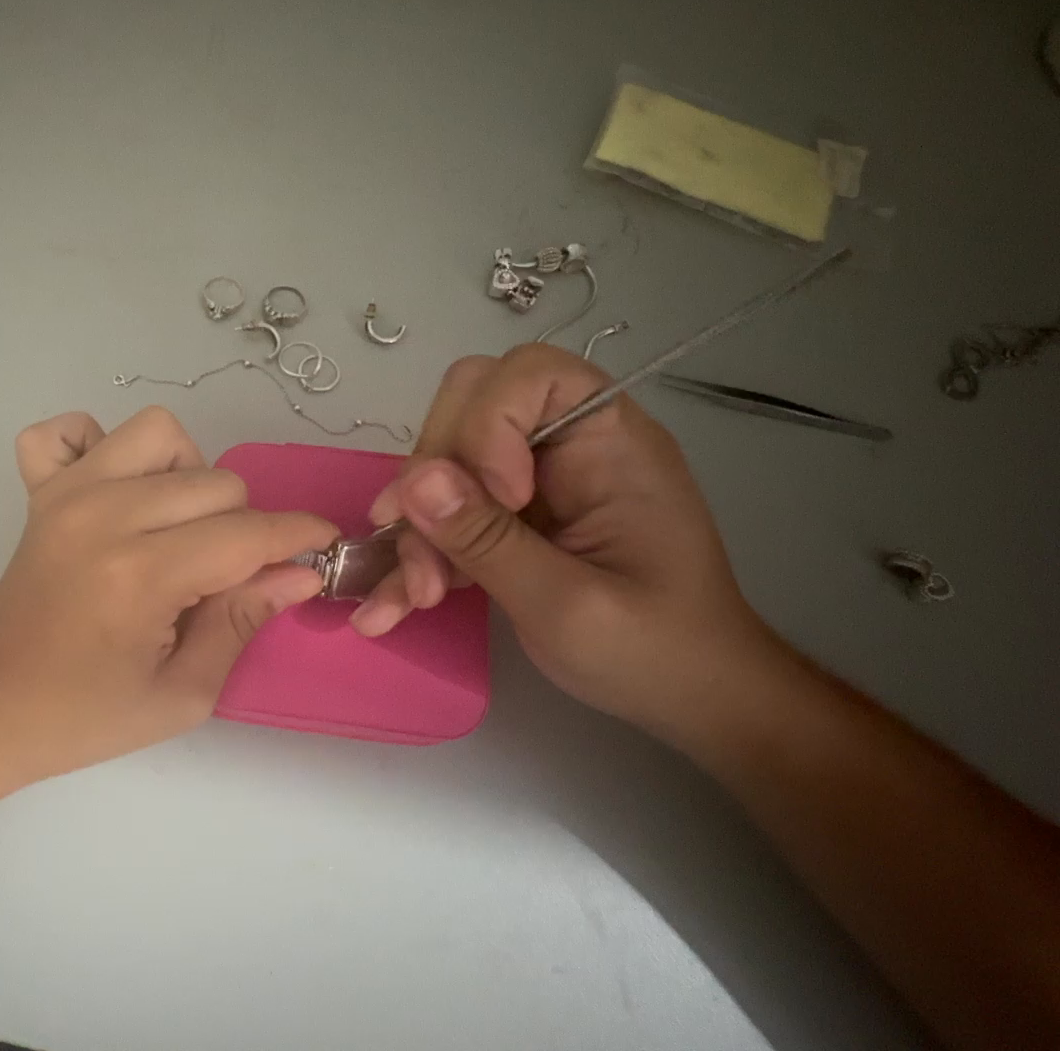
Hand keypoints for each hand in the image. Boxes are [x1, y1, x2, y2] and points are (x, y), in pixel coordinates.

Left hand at [0, 407, 336, 788]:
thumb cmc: (84, 717)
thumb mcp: (182, 695)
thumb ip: (242, 622)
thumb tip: (298, 573)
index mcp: (141, 574)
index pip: (247, 533)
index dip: (299, 537)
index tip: (322, 549)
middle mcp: (104, 514)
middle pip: (215, 481)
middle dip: (242, 526)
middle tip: (221, 579)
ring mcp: (65, 495)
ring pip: (158, 432)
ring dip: (185, 475)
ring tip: (175, 529)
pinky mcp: (38, 494)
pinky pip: (69, 431)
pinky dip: (100, 446)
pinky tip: (115, 492)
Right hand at [354, 345, 775, 729]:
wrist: (684, 699)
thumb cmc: (653, 652)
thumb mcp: (567, 604)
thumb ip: (487, 540)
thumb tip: (413, 481)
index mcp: (607, 445)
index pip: (532, 375)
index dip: (491, 423)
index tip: (500, 500)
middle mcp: (564, 448)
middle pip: (464, 411)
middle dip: (429, 479)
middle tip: (427, 549)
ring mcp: (530, 482)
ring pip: (439, 466)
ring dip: (414, 531)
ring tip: (413, 597)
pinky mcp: (505, 519)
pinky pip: (439, 514)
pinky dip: (412, 556)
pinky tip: (391, 607)